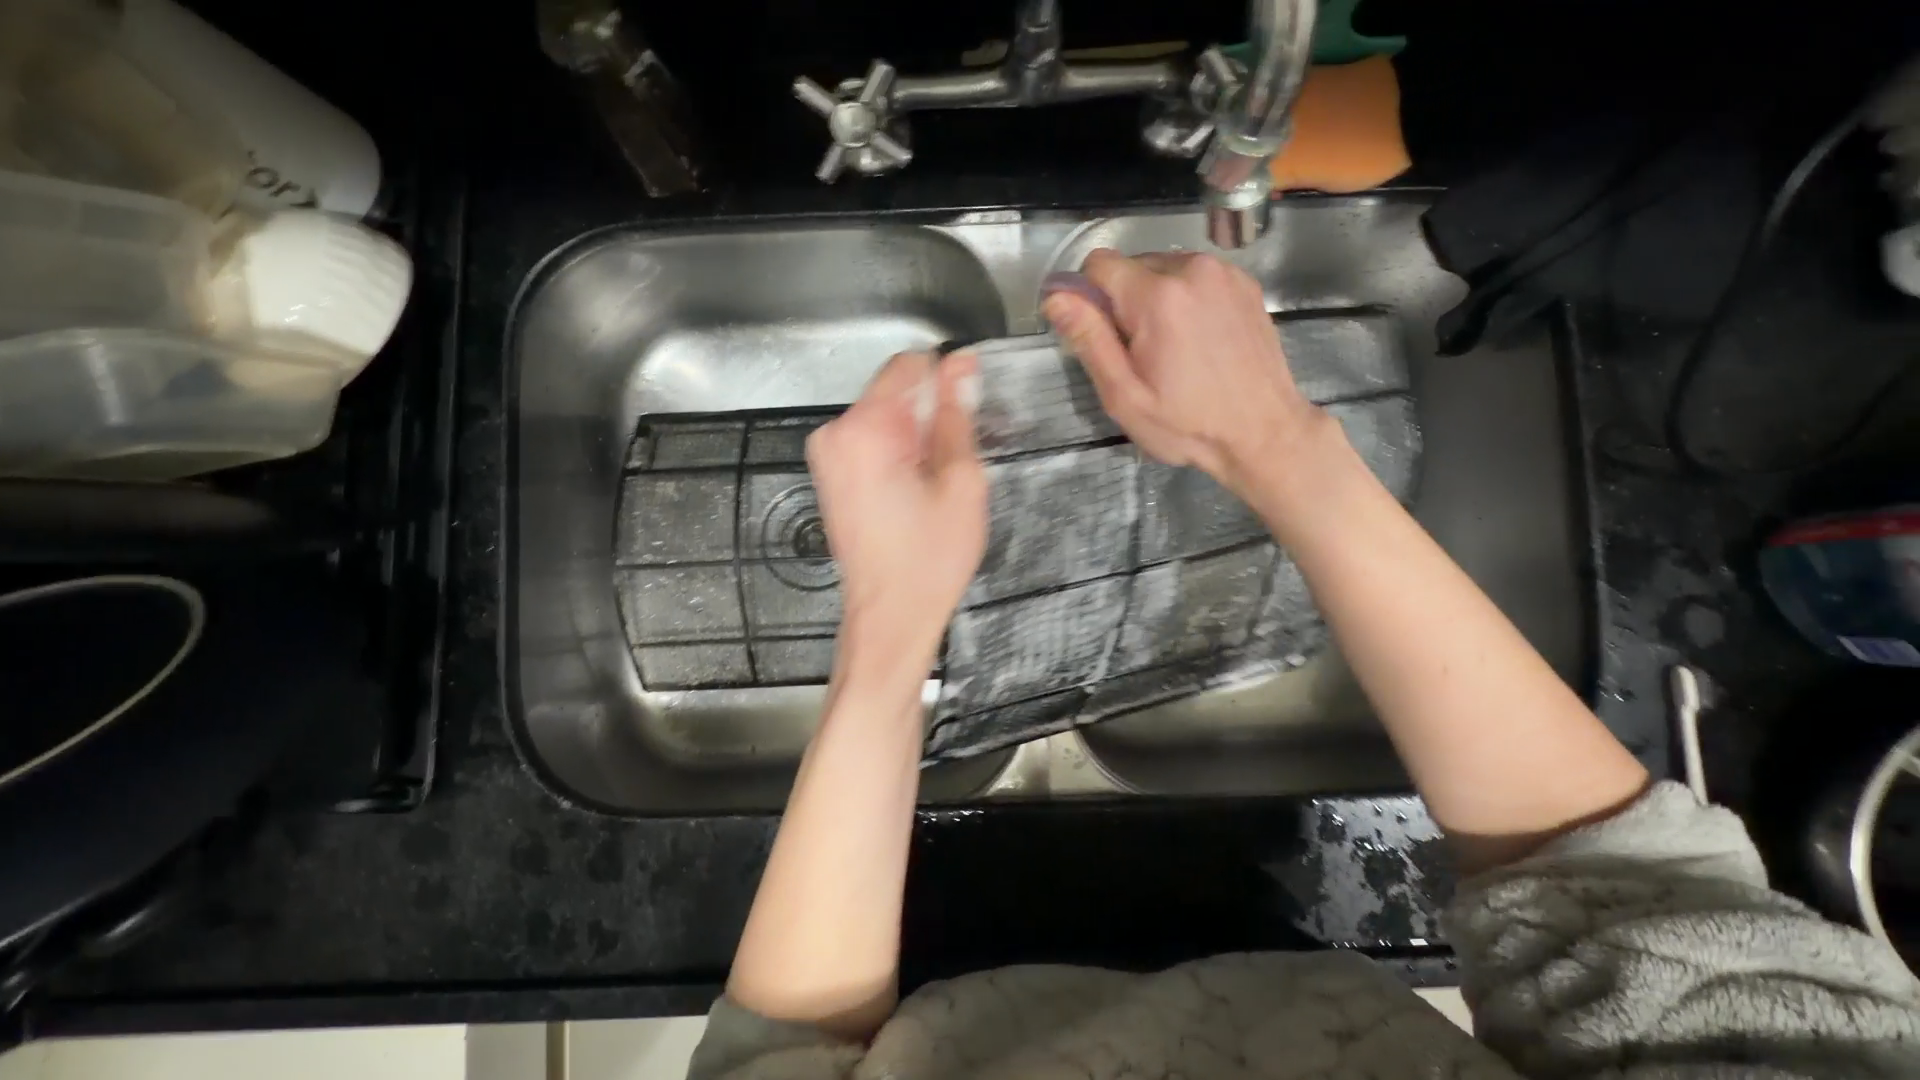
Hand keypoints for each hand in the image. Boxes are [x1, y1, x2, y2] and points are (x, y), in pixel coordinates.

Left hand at [807, 351, 987, 671]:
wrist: (891, 616)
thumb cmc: (930, 558)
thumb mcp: (961, 480)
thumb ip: (957, 415)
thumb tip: (961, 364)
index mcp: (864, 429)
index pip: (909, 365)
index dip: (947, 380)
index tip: (971, 412)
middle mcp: (834, 433)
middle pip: (894, 390)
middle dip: (930, 414)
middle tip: (956, 461)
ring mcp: (827, 456)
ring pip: (885, 416)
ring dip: (917, 436)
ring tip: (936, 483)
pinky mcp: (830, 475)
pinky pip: (871, 441)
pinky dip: (898, 453)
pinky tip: (916, 491)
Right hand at [1042, 249, 1329, 499]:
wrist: (1264, 433)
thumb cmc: (1188, 424)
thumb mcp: (1124, 395)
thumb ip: (1088, 339)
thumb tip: (1056, 297)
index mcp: (1158, 296)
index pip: (1098, 264)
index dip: (1088, 298)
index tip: (1101, 337)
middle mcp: (1192, 269)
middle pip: (1131, 266)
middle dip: (1124, 302)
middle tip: (1140, 354)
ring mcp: (1224, 272)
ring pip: (1163, 269)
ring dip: (1154, 300)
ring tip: (1172, 350)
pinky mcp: (1244, 282)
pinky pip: (1194, 277)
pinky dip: (1185, 299)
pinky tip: (1198, 340)